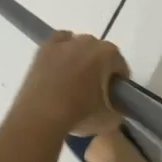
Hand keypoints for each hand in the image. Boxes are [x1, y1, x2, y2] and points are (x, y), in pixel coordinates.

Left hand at [11, 31, 127, 135]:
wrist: (41, 115)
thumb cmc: (79, 115)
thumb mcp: (110, 119)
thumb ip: (117, 109)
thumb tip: (113, 107)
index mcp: (108, 54)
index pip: (120, 65)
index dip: (118, 81)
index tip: (113, 95)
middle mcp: (88, 41)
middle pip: (100, 52)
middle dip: (100, 67)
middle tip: (94, 89)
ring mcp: (65, 42)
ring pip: (80, 45)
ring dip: (81, 57)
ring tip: (74, 79)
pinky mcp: (45, 47)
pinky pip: (60, 41)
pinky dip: (63, 49)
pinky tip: (61, 63)